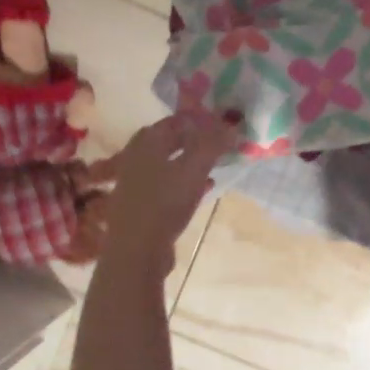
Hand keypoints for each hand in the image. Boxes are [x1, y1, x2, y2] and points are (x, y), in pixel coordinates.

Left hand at [100, 113, 234, 278]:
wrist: (136, 250)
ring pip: (170, 163)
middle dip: (196, 139)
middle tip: (221, 140)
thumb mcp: (194, 168)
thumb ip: (213, 143)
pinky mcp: (143, 205)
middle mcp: (137, 158)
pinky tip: (206, 187)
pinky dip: (188, 181)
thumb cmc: (164, 202)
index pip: (175, 120)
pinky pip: (169, 185)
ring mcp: (138, 183)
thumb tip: (232, 122)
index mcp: (146, 143)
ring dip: (193, 161)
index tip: (222, 121)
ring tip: (217, 162)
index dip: (199, 118)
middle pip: (171, 141)